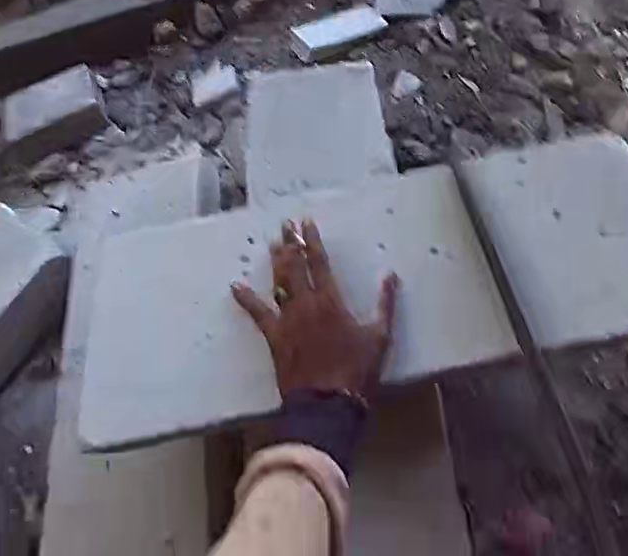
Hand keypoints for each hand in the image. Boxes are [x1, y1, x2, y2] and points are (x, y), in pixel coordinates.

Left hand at [232, 218, 399, 398]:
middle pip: (295, 266)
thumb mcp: (379, 336)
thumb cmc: (356, 371)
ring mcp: (288, 319)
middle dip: (291, 243)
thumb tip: (391, 275)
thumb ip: (385, 304)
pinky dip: (246, 300)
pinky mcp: (275, 337)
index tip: (306, 222)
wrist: (327, 405)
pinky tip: (236, 286)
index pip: (319, 262)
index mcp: (331, 300)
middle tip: (286, 225)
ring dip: (276, 261)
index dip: (313, 241)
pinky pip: (258, 315)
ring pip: (279, 283)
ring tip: (273, 243)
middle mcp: (306, 303)